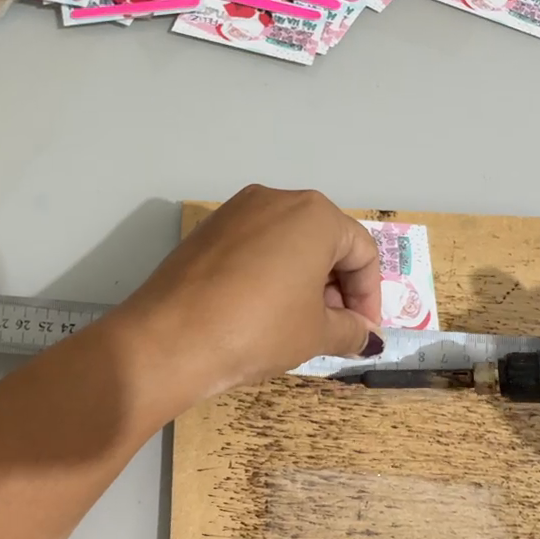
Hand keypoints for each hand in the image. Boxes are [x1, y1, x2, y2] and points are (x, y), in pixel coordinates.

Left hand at [111, 185, 382, 403]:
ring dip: (302, 281)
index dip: (369, 298)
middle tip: (332, 330)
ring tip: (297, 325)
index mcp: (313, 214)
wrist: (170, 339)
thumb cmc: (258, 330)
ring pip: (286, 243)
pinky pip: (253, 248)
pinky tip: (260, 312)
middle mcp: (274, 199)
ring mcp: (234, 212)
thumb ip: (350, 330)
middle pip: (323, 241)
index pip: (361, 252)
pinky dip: (268, 275)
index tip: (363, 333)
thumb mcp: (315, 334)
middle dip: (335, 287)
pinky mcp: (205, 231)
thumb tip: (365, 335)